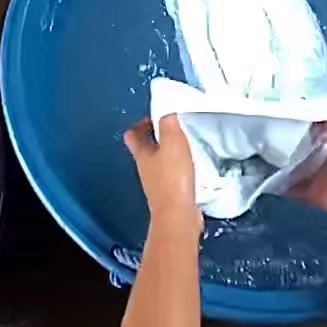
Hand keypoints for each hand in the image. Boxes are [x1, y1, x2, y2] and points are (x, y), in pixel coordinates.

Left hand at [123, 116, 200, 234]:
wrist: (179, 215)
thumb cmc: (173, 177)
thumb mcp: (172, 141)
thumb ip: (168, 122)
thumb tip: (166, 111)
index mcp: (142, 154)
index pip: (133, 134)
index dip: (141, 123)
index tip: (157, 117)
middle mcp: (145, 169)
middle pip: (147, 148)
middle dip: (159, 137)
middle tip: (176, 129)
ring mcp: (156, 183)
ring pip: (160, 161)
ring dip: (171, 152)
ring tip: (188, 145)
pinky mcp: (170, 194)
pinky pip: (172, 175)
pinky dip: (181, 168)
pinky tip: (194, 166)